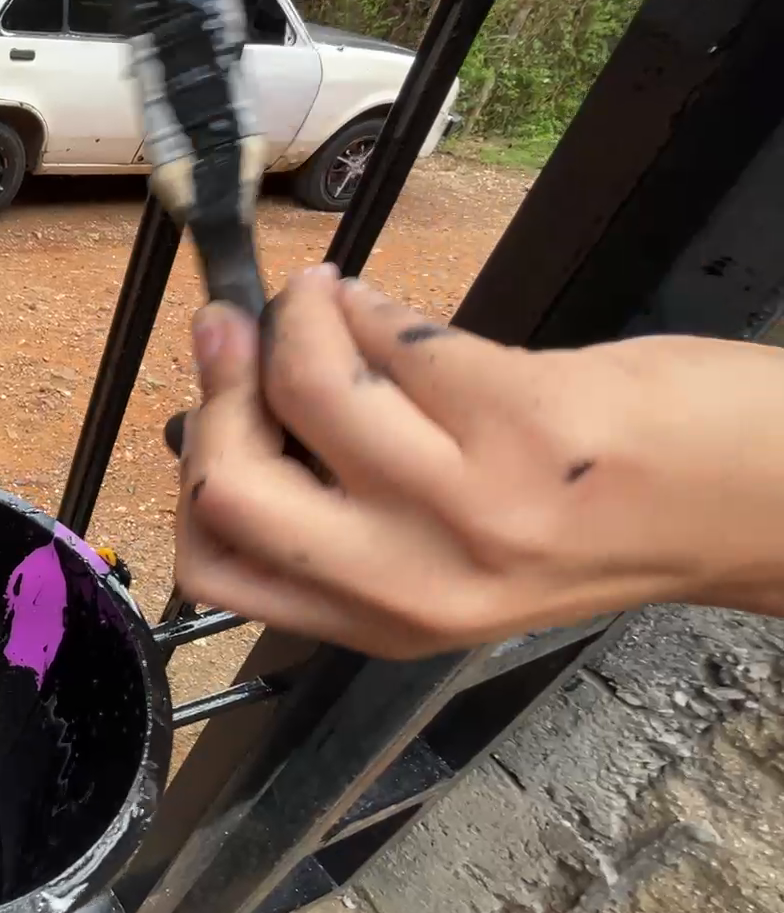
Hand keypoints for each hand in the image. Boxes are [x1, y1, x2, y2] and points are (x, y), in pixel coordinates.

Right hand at [174, 263, 783, 657]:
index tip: (206, 421)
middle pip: (229, 486)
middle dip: (217, 392)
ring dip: (290, 320)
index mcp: (375, 615)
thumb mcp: (426, 544)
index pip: (213, 570)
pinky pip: (384, 341)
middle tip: (227, 333)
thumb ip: (322, 502)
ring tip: (307, 298)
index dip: (186, 488)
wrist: (766, 496)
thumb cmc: (578, 515)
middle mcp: (408, 583)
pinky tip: (360, 299)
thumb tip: (220, 393)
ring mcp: (466, 510)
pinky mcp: (524, 426)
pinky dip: (354, 303)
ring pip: (303, 391)